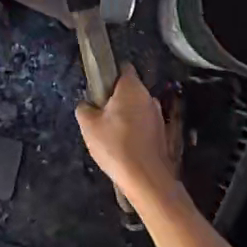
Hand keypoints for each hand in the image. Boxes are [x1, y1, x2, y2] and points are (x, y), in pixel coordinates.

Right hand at [77, 66, 181, 195]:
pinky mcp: (162, 134)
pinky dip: (133, 130)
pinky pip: (143, 124)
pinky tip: (123, 145)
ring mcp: (158, 116)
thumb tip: (88, 105)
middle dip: (115, 99)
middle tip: (98, 115)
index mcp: (131, 88)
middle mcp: (148, 98)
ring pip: (136, 108)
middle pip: (129, 90)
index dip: (109, 74)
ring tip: (109, 134)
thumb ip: (85, 108)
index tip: (98, 87)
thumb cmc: (115, 145)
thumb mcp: (88, 125)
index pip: (122, 68)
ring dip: (125, 116)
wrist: (145, 178)